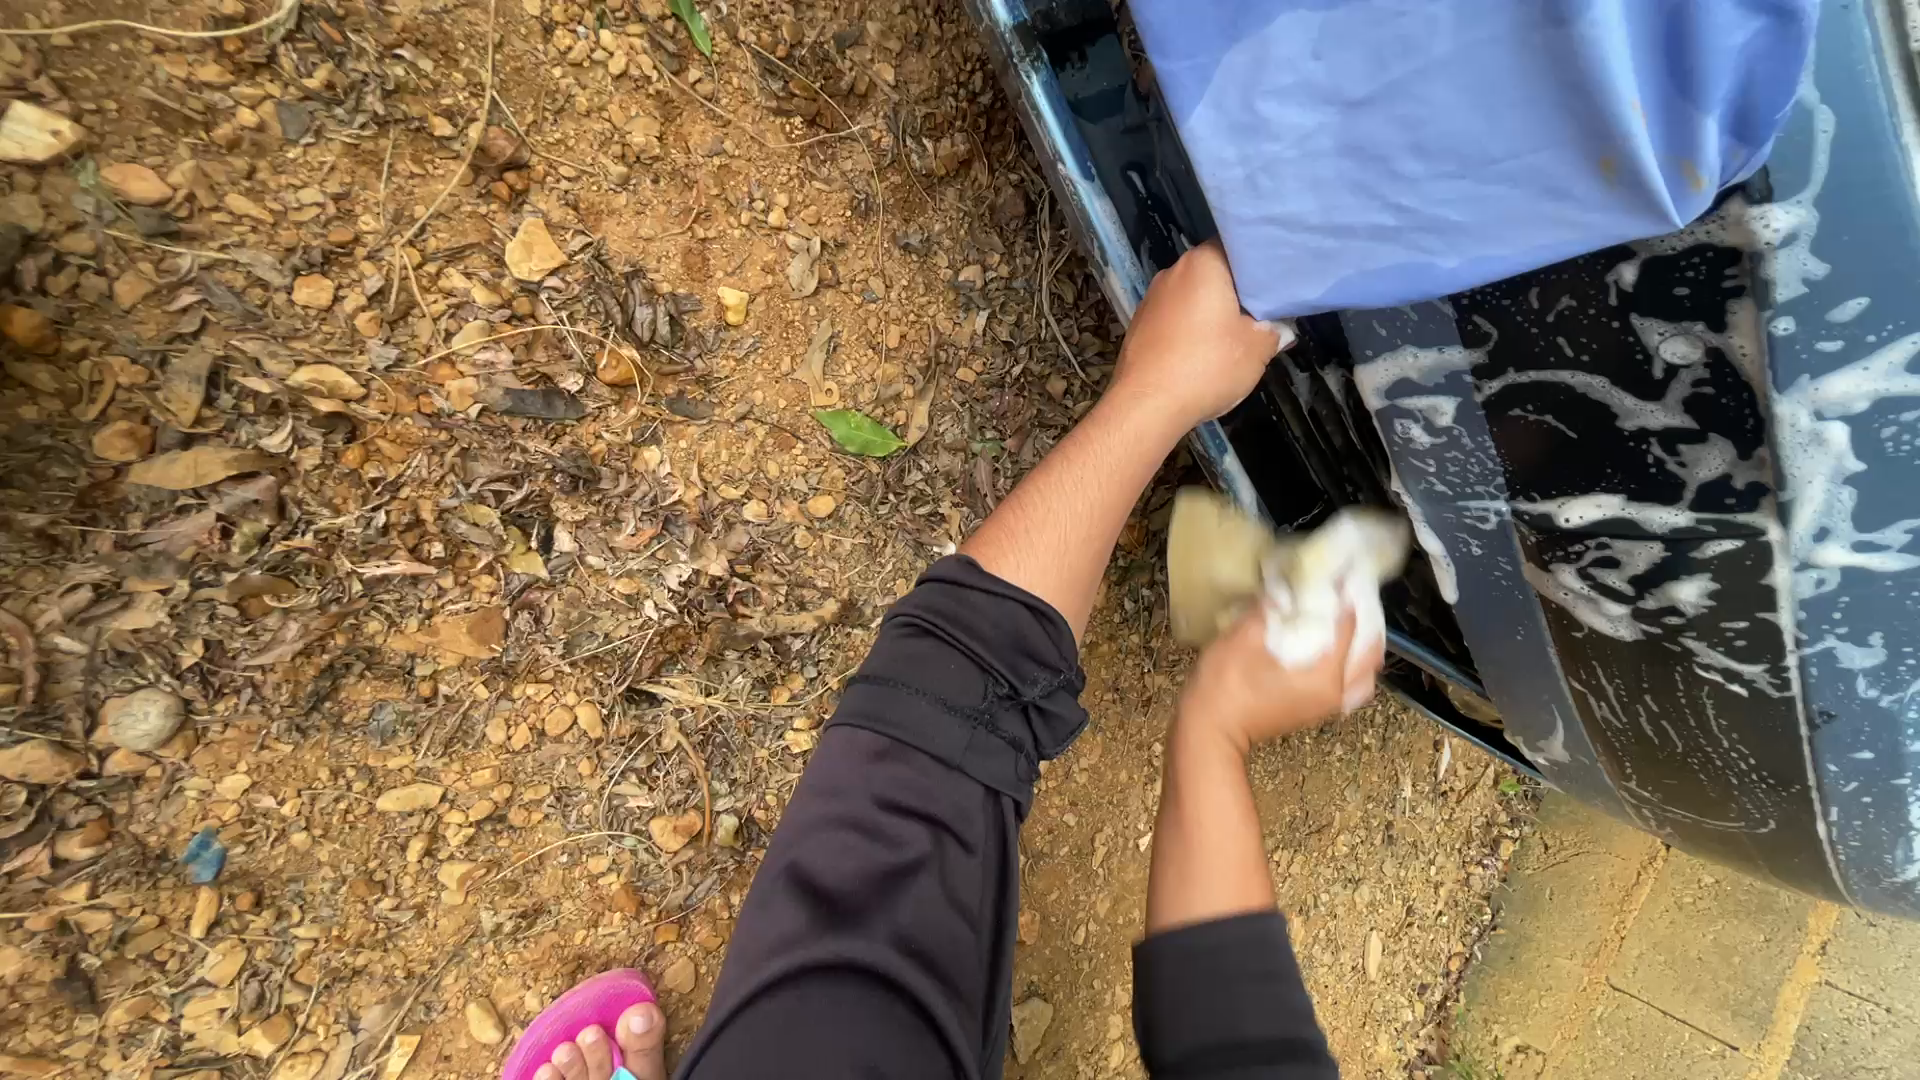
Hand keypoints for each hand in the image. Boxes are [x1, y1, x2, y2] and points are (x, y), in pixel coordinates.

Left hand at [1109, 239, 1288, 429]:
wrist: (1145, 407)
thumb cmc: (1206, 367)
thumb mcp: (1257, 349)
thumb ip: (1273, 331)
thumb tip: (1278, 329)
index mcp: (1202, 263)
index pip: (1236, 246)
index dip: (1258, 264)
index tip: (1276, 283)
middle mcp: (1171, 273)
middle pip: (1212, 274)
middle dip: (1234, 292)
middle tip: (1260, 313)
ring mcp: (1149, 302)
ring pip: (1190, 300)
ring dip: (1209, 314)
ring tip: (1231, 338)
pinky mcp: (1137, 329)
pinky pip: (1172, 322)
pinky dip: (1187, 332)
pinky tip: (1199, 354)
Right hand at [1174, 602, 1383, 755]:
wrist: (1210, 730)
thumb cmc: (1225, 685)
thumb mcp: (1243, 638)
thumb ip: (1267, 611)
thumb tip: (1281, 590)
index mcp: (1325, 675)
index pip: (1349, 628)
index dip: (1347, 598)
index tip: (1342, 576)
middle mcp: (1337, 693)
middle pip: (1370, 655)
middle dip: (1364, 623)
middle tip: (1349, 598)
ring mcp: (1328, 706)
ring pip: (1364, 675)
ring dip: (1361, 648)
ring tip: (1345, 625)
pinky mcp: (1315, 712)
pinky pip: (1350, 686)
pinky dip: (1349, 666)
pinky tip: (1330, 652)